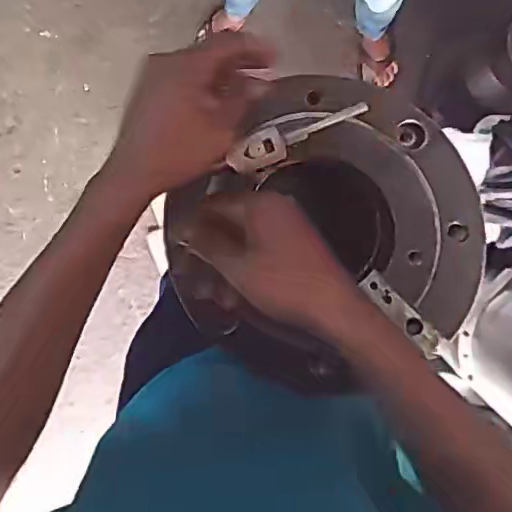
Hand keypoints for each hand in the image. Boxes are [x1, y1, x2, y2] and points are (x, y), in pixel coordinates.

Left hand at [97, 31, 274, 201]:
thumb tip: (260, 84)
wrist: (133, 171)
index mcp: (187, 65)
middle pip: (211, 50)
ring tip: (245, 86)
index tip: (274, 57)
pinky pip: (182, 72)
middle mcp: (168, 61)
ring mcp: (154, 72)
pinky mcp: (148, 86)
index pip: (227, 42)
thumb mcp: (222, 129)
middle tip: (264, 70)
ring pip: (197, 61)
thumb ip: (244, 100)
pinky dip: (203, 79)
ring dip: (222, 71)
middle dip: (240, 60)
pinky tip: (217, 97)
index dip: (256, 47)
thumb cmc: (178, 152)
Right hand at [171, 191, 375, 339]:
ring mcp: (287, 225)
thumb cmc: (290, 286)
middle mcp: (275, 207)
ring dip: (223, 262)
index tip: (178, 238)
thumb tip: (187, 231)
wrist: (334, 309)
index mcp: (261, 203)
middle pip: (227, 220)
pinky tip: (234, 290)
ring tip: (212, 287)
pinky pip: (259, 248)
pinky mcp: (294, 244)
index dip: (191, 222)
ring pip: (242, 238)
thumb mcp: (236, 267)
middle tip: (191, 267)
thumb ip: (207, 244)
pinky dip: (243, 265)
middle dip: (207, 247)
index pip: (213, 202)